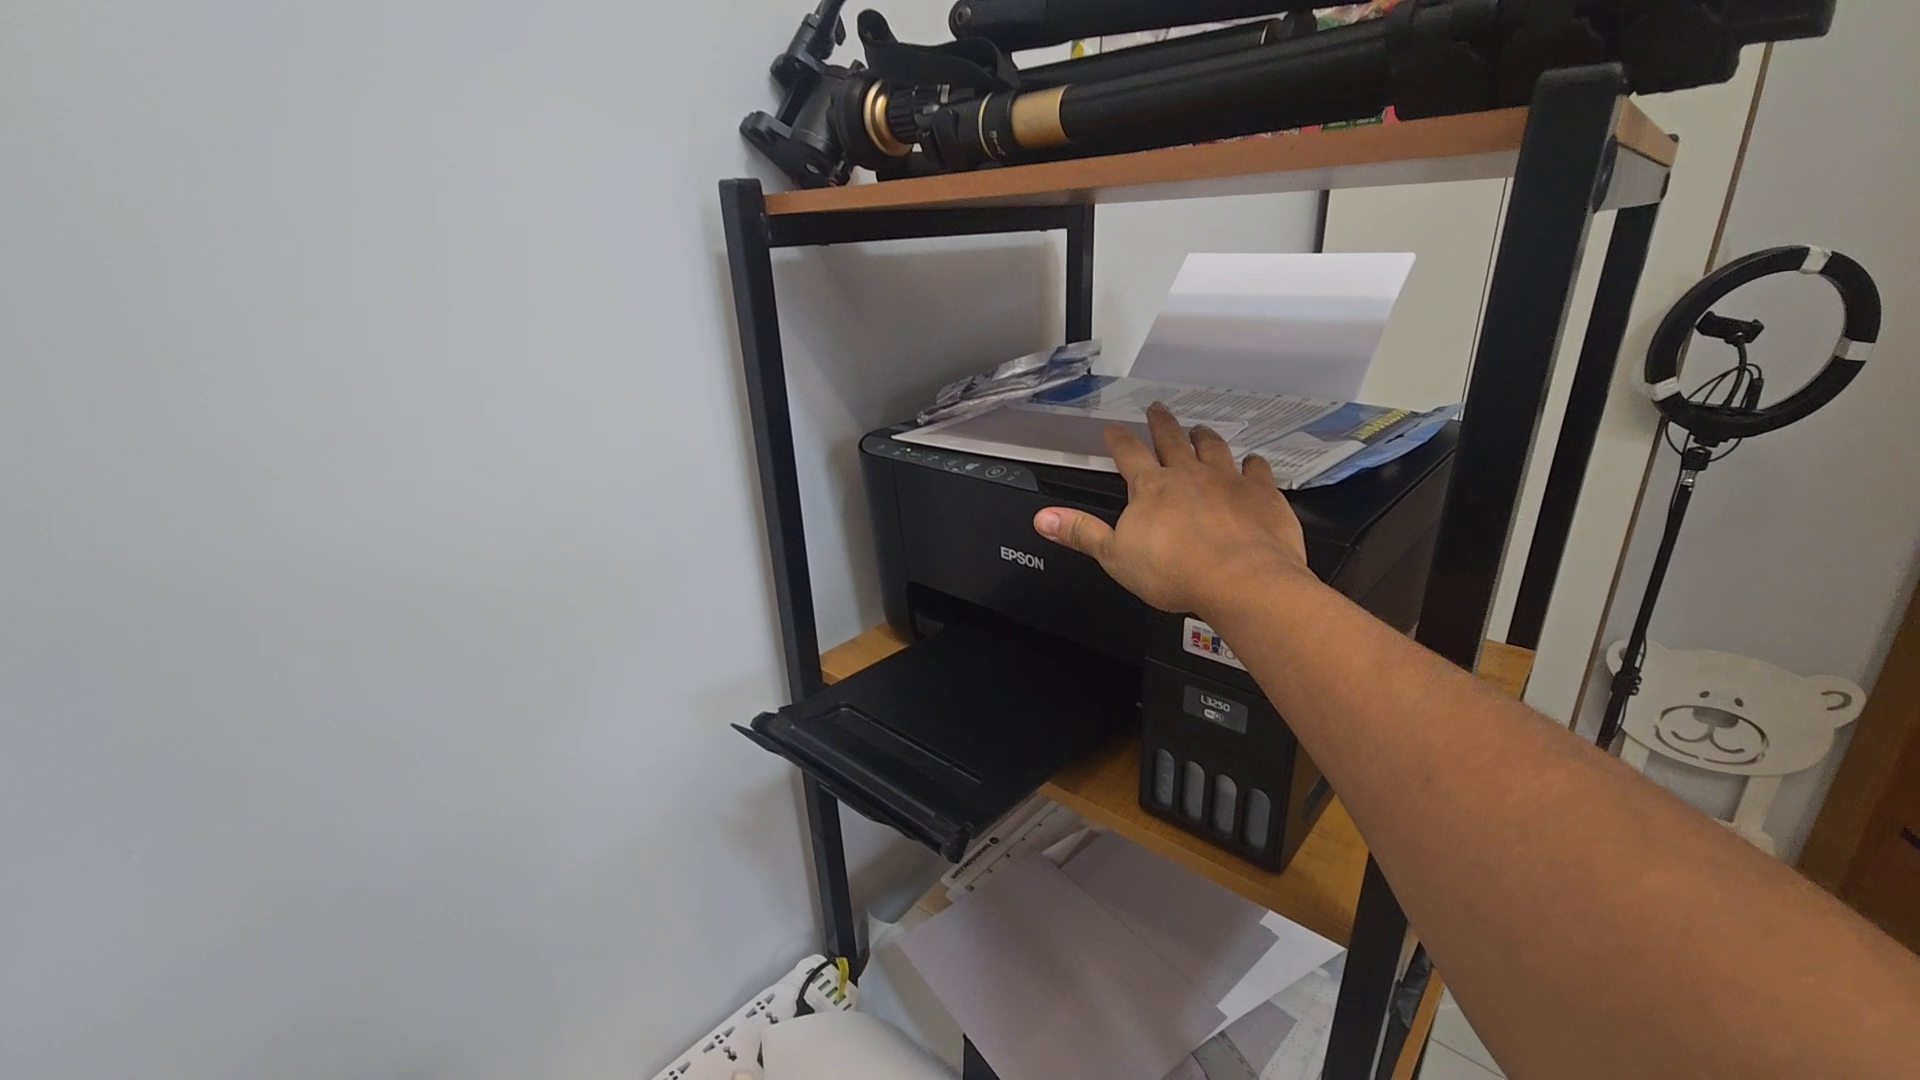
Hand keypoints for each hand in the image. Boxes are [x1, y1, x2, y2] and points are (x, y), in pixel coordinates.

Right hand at [1033, 403, 1313, 617]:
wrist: (1239, 579)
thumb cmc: (1176, 571)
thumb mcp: (1114, 556)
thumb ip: (1080, 532)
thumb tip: (1044, 518)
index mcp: (1151, 488)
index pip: (1129, 454)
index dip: (1119, 440)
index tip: (1113, 430)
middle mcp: (1188, 475)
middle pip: (1172, 440)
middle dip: (1162, 424)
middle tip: (1158, 410)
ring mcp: (1227, 480)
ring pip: (1213, 448)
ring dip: (1204, 437)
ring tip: (1200, 429)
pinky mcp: (1260, 494)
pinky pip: (1257, 470)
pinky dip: (1253, 464)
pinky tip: (1254, 461)